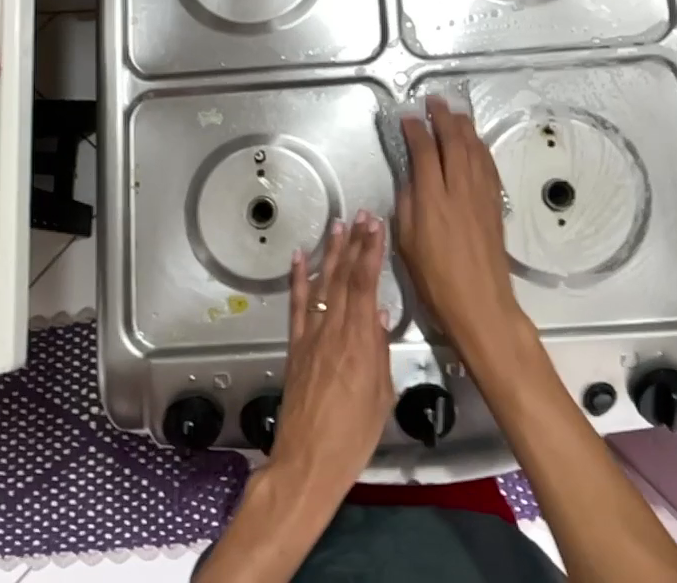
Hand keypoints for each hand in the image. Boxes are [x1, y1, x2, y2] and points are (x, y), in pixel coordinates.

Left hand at [268, 210, 394, 496]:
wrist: (308, 460)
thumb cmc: (353, 436)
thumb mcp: (380, 396)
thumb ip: (378, 352)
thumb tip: (377, 316)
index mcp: (360, 343)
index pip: (366, 285)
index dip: (371, 252)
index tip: (376, 226)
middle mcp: (334, 331)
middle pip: (345, 278)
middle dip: (355, 244)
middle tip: (362, 216)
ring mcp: (311, 337)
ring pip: (322, 286)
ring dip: (330, 253)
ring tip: (337, 226)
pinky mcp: (295, 348)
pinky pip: (297, 307)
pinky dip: (297, 280)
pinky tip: (299, 258)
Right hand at [397, 96, 532, 360]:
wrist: (481, 303)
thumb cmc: (436, 280)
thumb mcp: (407, 243)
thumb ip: (408, 204)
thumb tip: (412, 178)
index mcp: (433, 200)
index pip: (424, 152)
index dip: (415, 131)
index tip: (408, 118)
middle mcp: (459, 191)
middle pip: (454, 142)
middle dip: (444, 117)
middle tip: (434, 102)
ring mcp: (481, 196)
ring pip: (475, 150)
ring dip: (465, 127)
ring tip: (455, 113)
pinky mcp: (495, 206)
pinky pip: (488, 166)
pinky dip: (480, 148)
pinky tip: (475, 143)